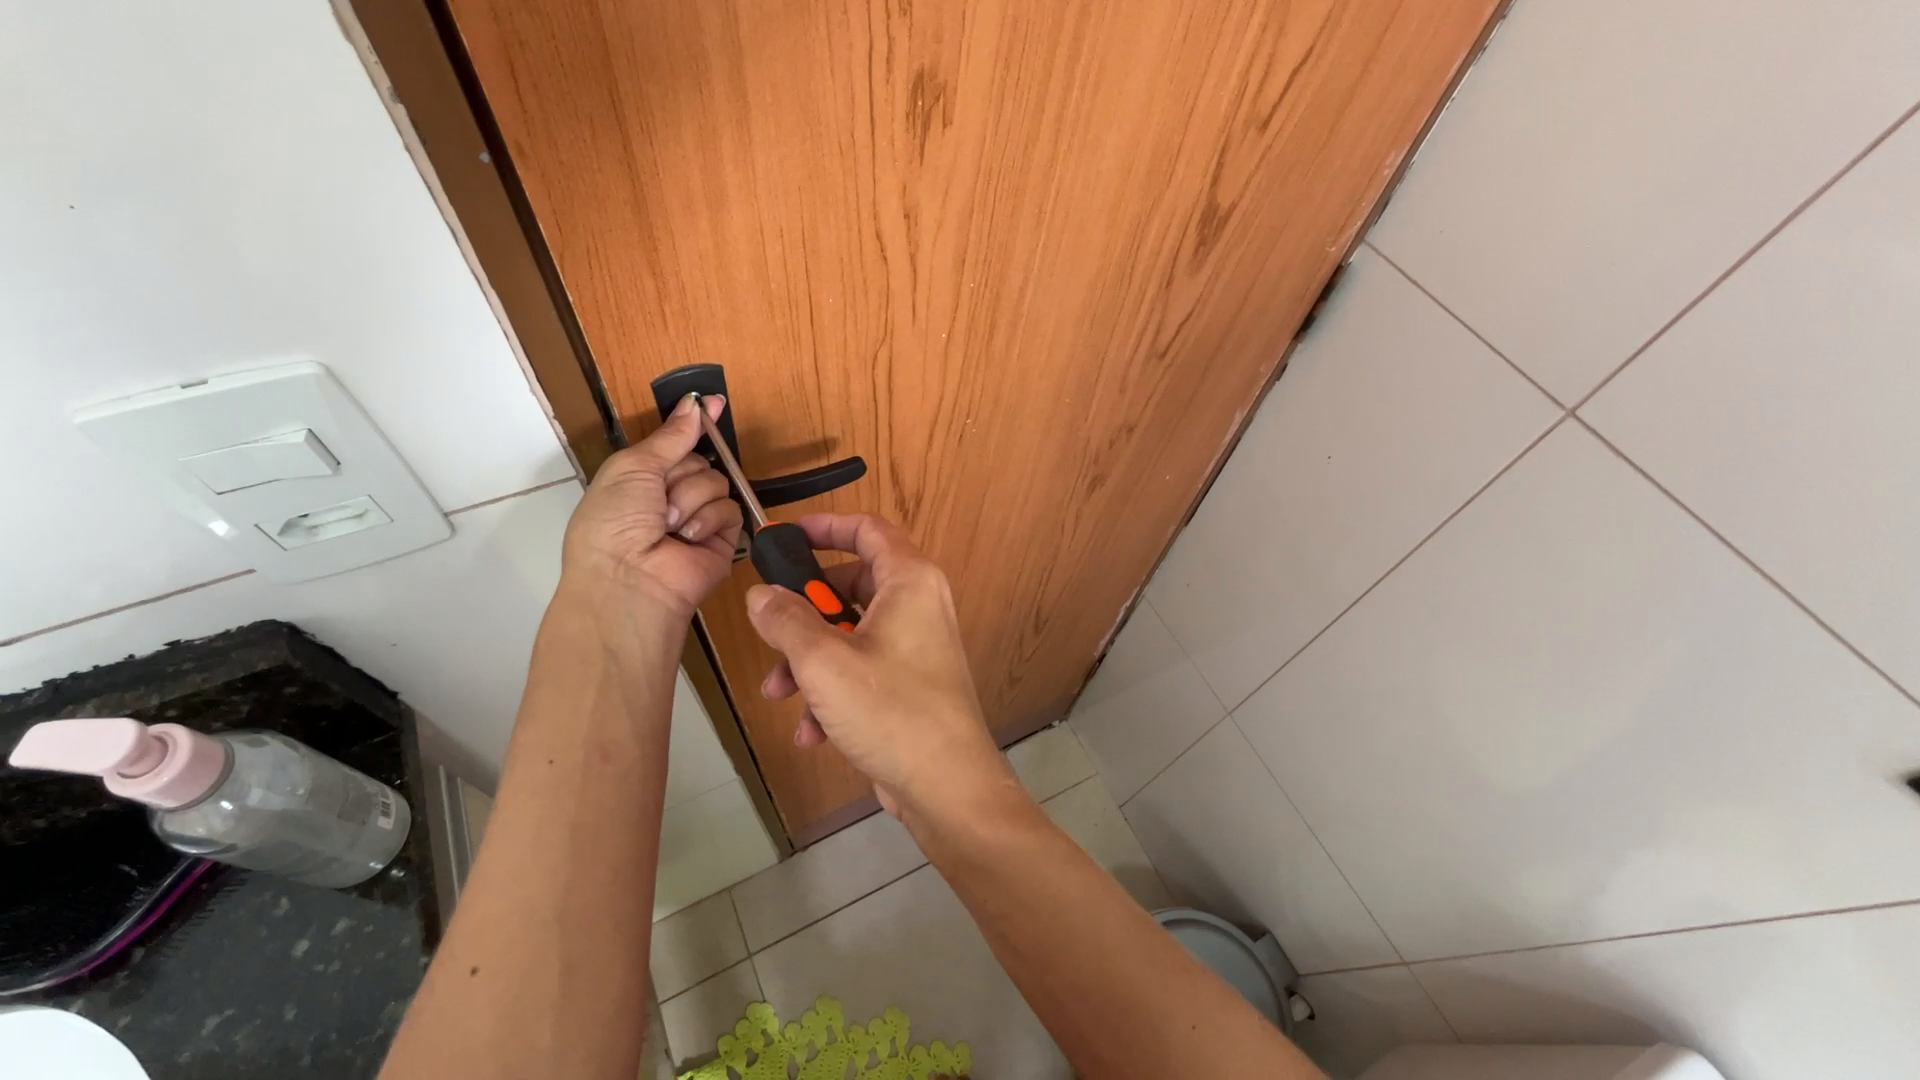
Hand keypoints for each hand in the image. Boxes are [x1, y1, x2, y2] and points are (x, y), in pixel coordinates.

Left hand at [561, 394, 743, 617]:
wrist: (629, 579)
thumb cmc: (614, 522)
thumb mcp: (633, 467)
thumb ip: (671, 436)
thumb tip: (696, 403)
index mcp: (642, 478)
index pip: (677, 443)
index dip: (695, 425)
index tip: (715, 402)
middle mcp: (672, 496)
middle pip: (700, 461)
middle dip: (682, 475)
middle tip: (661, 499)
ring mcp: (699, 518)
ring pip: (717, 482)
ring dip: (691, 499)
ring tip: (671, 525)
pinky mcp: (723, 540)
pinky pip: (731, 509)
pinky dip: (709, 520)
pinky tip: (689, 538)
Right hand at [744, 514, 1013, 819]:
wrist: (946, 784)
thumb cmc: (891, 710)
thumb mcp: (823, 661)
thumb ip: (786, 620)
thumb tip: (761, 595)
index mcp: (909, 581)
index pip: (868, 529)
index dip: (826, 526)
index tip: (786, 536)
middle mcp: (918, 605)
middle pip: (850, 585)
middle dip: (804, 612)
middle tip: (771, 628)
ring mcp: (916, 646)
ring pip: (850, 633)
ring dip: (809, 661)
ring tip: (778, 693)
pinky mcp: (911, 684)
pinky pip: (862, 670)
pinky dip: (832, 692)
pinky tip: (811, 732)